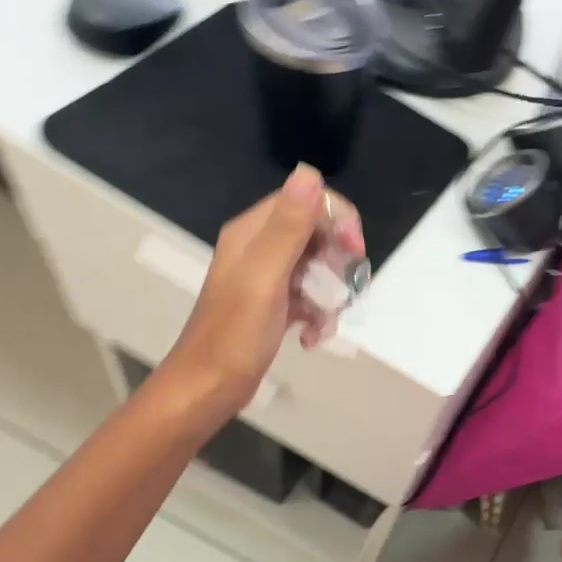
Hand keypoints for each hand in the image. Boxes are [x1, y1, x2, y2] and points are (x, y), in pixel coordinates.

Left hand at [155, 164, 364, 419]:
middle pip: (318, 234)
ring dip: (331, 294)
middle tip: (340, 292)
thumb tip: (310, 172)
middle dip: (338, 262)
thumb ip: (289, 226)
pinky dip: (319, 316)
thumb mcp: (265, 276)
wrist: (208, 389)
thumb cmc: (234, 334)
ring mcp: (267, 278)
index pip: (307, 200)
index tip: (353, 251)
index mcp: (253, 232)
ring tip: (323, 321)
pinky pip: (311, 297)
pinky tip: (312, 337)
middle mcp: (259, 248)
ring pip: (320, 268)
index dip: (338, 220)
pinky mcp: (275, 305)